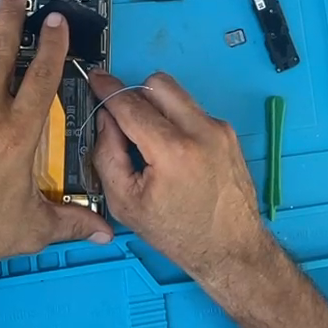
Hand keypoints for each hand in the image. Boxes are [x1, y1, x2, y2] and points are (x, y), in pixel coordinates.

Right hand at [88, 72, 274, 286]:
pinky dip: (175, 119)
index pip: (131, 104)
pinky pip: (192, 109)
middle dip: (135, 94)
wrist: (231, 249)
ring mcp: (219, 129)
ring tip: (149, 139)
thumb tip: (105, 119)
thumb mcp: (125, 203)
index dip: (107, 88)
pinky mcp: (228, 132)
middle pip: (157, 83)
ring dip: (156, 105)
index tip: (95, 78)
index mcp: (173, 151)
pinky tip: (171, 150)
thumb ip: (107, 154)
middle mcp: (201, 131)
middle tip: (124, 118)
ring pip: (176, 93)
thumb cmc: (178, 233)